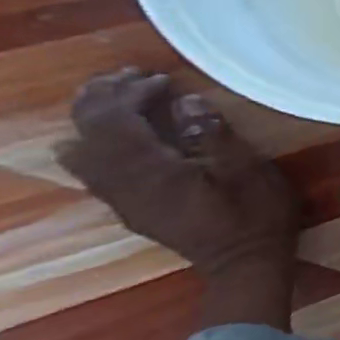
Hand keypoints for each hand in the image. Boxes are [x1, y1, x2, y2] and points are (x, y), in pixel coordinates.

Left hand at [54, 69, 301, 281]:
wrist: (245, 265)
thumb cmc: (255, 216)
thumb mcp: (247, 171)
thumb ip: (213, 135)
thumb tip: (186, 102)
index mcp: (152, 172)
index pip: (117, 121)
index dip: (132, 93)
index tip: (163, 78)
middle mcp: (125, 185)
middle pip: (91, 134)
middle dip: (104, 99)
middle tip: (129, 75)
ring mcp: (123, 200)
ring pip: (84, 152)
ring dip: (93, 119)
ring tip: (112, 95)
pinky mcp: (131, 207)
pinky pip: (92, 170)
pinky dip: (93, 143)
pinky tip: (100, 138)